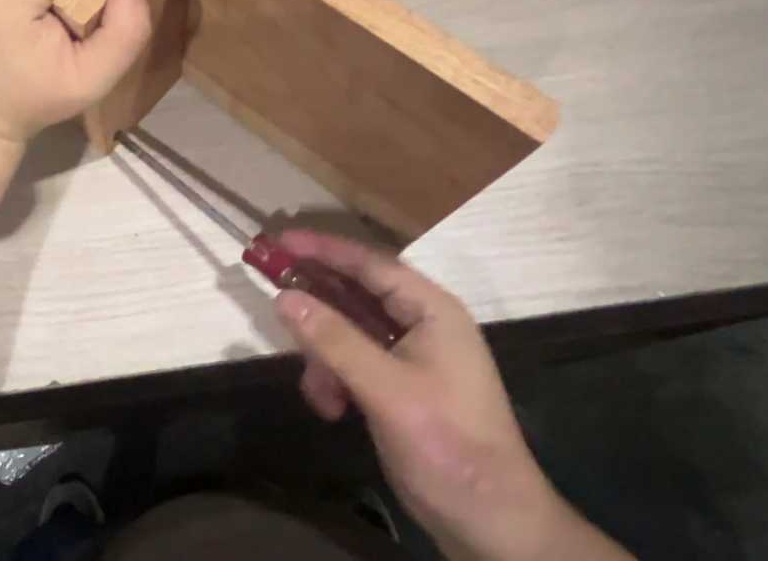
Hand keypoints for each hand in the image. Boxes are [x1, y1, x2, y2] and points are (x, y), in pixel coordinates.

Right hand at [273, 232, 629, 560]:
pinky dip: (333, 379)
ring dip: (323, 356)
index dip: (322, 249)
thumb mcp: (387, 390)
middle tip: (276, 302)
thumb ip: (335, 340)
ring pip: (346, 331)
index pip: (370, 263)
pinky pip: (350, 362)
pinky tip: (331, 408)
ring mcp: (409, 356)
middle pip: (355, 293)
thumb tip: (282, 297)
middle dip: (317, 306)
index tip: (278, 242)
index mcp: (432, 310)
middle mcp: (420, 323)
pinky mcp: (396, 385)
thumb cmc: (449, 446)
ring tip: (320, 392)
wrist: (492, 524)